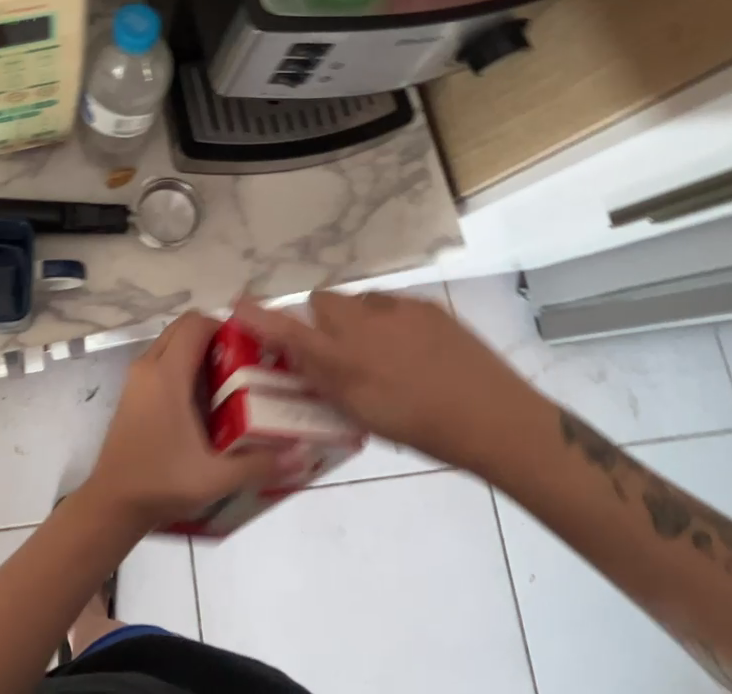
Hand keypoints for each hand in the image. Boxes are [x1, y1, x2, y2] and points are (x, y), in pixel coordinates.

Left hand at [81, 311, 278, 528]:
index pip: (195, 324)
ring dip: (197, 351)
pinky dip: (182, 366)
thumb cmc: (162, 483)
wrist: (112, 504)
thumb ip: (260, 463)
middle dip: (214, 336)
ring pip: (169, 344)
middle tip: (243, 363)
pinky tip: (204, 401)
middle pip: (182, 328)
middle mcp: (148, 367)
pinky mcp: (132, 394)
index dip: (224, 327)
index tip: (251, 347)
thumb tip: (302, 454)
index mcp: (167, 375)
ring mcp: (136, 380)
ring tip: (229, 381)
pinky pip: (160, 362)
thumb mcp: (216, 477)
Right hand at [232, 291, 544, 473]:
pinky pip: (391, 304)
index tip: (237, 304)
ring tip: (382, 353)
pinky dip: (389, 321)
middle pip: (323, 302)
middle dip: (320, 318)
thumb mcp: (365, 416)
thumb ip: (327, 383)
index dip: (260, 318)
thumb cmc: (424, 430)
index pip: (290, 332)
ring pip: (358, 302)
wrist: (494, 418)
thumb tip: (300, 361)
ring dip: (356, 319)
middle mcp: (364, 327)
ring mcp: (398, 311)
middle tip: (336, 350)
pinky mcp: (427, 306)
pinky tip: (413, 350)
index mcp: (346, 361)